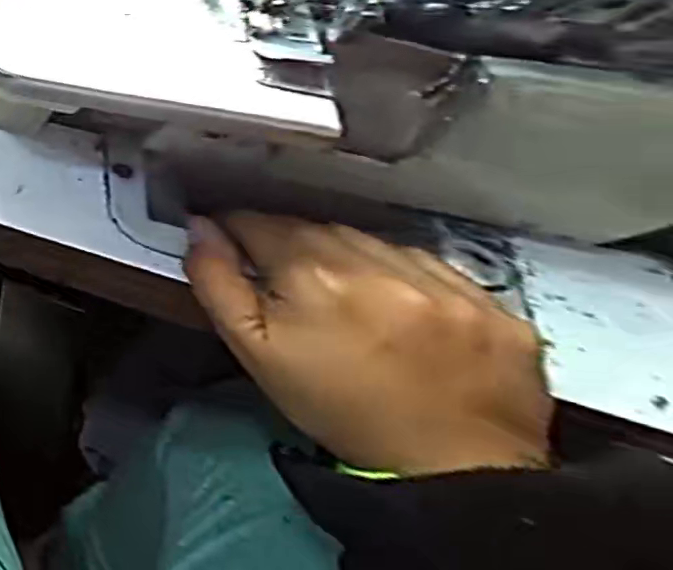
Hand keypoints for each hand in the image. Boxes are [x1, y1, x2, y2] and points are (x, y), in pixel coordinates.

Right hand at [184, 211, 552, 477]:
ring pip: (367, 240)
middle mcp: (377, 267)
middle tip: (289, 284)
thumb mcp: (249, 346)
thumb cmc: (332, 403)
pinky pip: (427, 262)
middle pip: (311, 227)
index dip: (235, 235)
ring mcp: (443, 284)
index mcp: (311, 273)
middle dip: (290, 245)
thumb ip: (213, 277)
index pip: (254, 222)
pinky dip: (401, 272)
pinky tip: (396, 304)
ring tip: (345, 295)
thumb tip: (200, 226)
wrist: (451, 471)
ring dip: (345, 255)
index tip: (236, 255)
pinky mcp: (492, 304)